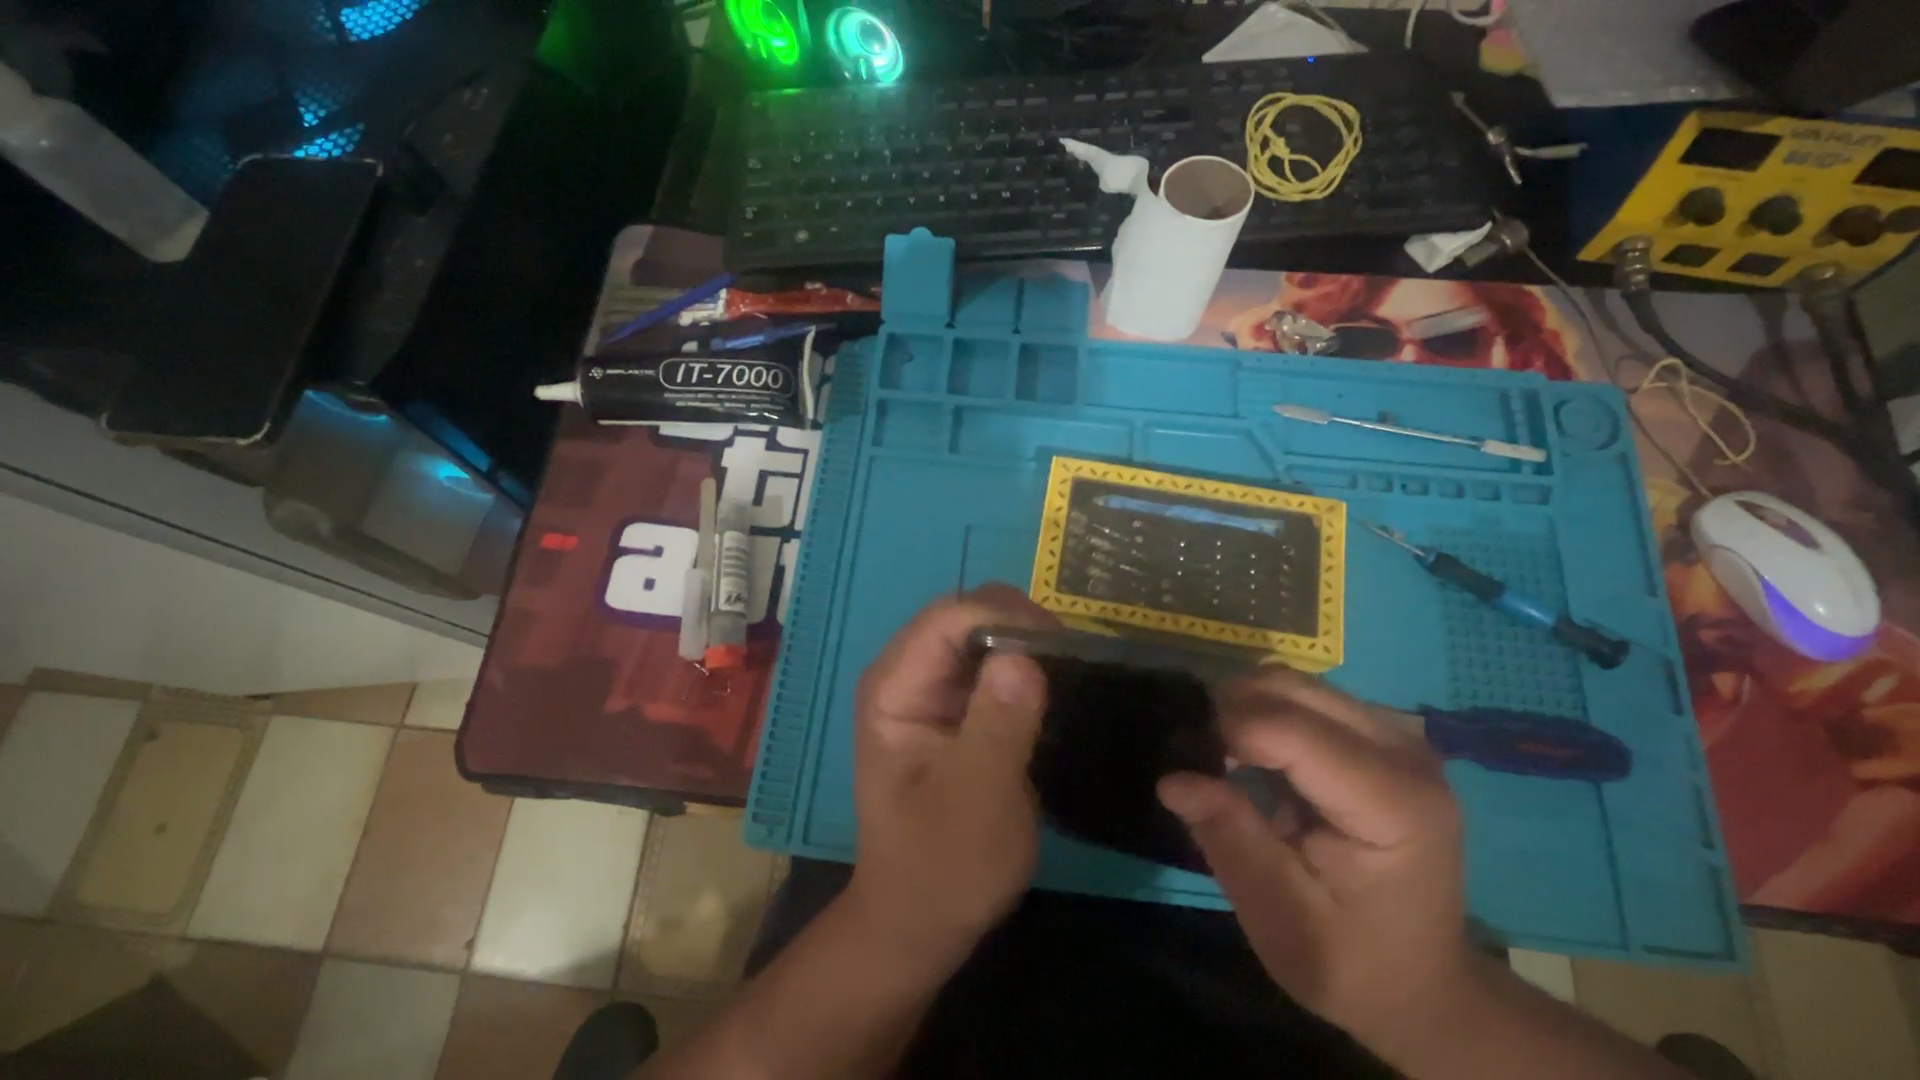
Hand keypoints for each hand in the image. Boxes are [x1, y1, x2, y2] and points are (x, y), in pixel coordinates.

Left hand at [848, 584, 1055, 950]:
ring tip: (1075, 678)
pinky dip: (1029, 669)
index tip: (1064, 650)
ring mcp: (930, 690)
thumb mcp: (976, 802)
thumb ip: (996, 727)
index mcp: (893, 687)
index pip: (950, 617)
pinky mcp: (956, 709)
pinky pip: (995, 666)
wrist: (924, 918)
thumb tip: (1023, 657)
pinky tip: (1059, 693)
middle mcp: (907, 674)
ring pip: (985, 636)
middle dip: (1022, 627)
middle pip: (968, 616)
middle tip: (1075, 667)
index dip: (1008, 618)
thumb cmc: (944, 867)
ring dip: (1030, 647)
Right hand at [1157, 668, 1472, 1045]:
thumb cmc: (1353, 964)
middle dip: (1231, 713)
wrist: (1423, 986)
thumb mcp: (1281, 918)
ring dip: (1248, 712)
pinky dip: (1268, 718)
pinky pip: (1309, 701)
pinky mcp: (1384, 739)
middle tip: (1199, 764)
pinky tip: (1257, 766)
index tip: (1186, 768)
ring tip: (1224, 766)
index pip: (1293, 731)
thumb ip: (1232, 840)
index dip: (1226, 734)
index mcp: (1394, 804)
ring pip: (1297, 685)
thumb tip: (1172, 779)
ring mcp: (1399, 739)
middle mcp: (1405, 753)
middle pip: (1294, 690)